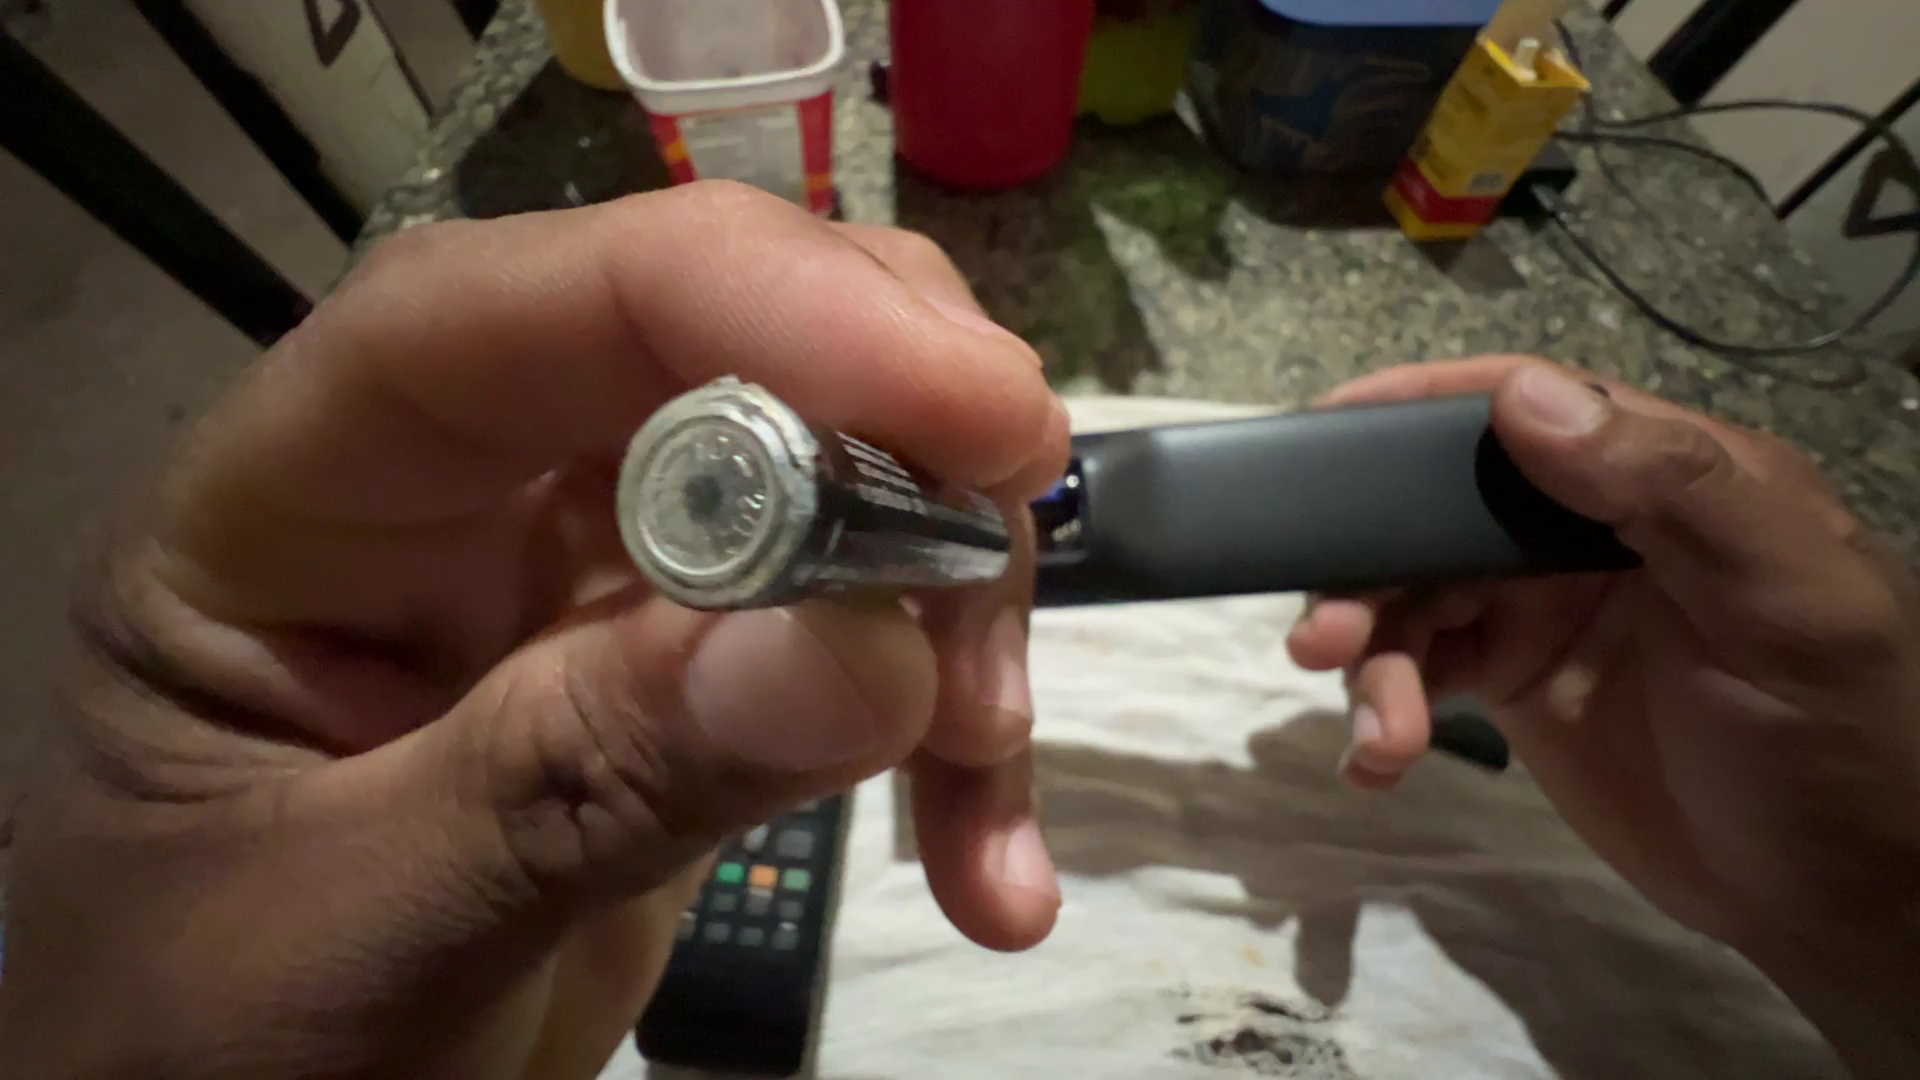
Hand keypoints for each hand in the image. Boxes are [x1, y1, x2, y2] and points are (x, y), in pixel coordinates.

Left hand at [0, 182, 1066, 1079]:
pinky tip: (987, 855)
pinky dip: (957, 721)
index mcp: (318, 495)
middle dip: (906, 435)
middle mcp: (494, 477)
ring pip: (855, 462)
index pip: (542, 306)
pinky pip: (883, 611)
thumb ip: (596, 783)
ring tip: (982, 760)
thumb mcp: (380, 940)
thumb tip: (868, 655)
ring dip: (957, 599)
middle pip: (745, 340)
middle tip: (1002, 556)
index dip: (773, 309)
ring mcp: (631, 549)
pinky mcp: (731, 631)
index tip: (977, 403)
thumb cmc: (241, 1047)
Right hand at [1288, 356, 1919, 1074]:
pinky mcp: (1490, 675)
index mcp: (1642, 483)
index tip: (1325, 422)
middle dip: (1360, 581)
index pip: (1515, 409)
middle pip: (1420, 524)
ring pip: (1399, 606)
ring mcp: (1517, 607)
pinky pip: (1405, 674)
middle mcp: (1561, 535)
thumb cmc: (1833, 738)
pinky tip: (1377, 763)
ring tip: (1381, 735)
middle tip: (1323, 641)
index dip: (1415, 403)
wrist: (1822, 895)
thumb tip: (1522, 399)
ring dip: (1368, 667)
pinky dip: (1379, 716)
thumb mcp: (1784, 607)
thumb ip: (1669, 490)